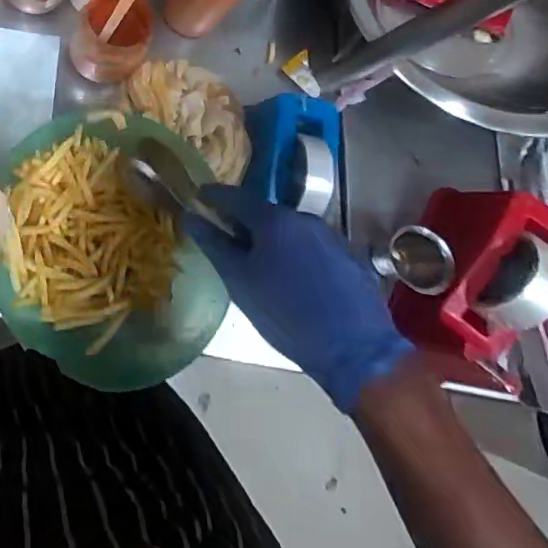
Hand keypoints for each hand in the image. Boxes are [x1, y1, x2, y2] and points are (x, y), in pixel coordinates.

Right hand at [187, 185, 411, 413]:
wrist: (357, 351)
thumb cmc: (286, 314)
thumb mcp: (240, 282)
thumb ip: (214, 245)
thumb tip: (191, 217)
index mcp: (274, 220)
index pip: (236, 196)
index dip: (214, 196)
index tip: (199, 197)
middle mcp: (305, 219)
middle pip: (265, 214)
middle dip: (244, 224)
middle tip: (227, 241)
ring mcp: (332, 237)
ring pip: (291, 232)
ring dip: (272, 241)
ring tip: (260, 266)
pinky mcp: (350, 259)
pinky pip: (313, 249)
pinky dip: (297, 256)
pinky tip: (294, 282)